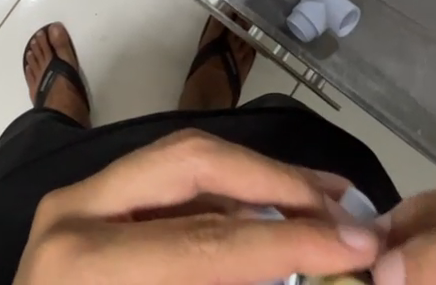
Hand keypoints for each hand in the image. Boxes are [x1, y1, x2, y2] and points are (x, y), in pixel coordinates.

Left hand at [14, 130, 381, 283]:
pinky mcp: (90, 204)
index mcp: (87, 262)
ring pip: (181, 161)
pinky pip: (169, 187)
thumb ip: (227, 280)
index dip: (289, 240)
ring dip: (255, 178)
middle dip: (275, 180)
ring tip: (321, 198)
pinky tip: (268, 209)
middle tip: (344, 204)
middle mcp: (77, 212)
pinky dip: (225, 195)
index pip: (206, 242)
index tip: (359, 244)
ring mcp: (79, 200)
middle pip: (191, 162)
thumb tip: (298, 268)